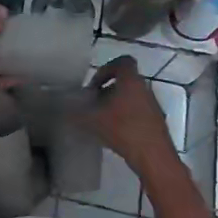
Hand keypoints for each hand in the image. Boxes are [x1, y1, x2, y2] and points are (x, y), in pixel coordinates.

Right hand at [78, 56, 179, 173]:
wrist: (152, 155)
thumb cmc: (122, 130)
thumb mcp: (92, 120)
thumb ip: (76, 111)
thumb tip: (63, 107)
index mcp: (131, 82)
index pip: (122, 62)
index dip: (106, 69)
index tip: (94, 85)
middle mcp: (144, 88)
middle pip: (124, 81)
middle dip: (105, 90)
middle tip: (91, 104)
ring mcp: (152, 104)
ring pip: (130, 96)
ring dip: (114, 103)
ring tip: (100, 119)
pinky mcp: (155, 119)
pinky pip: (136, 109)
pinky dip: (123, 115)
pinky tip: (112, 131)